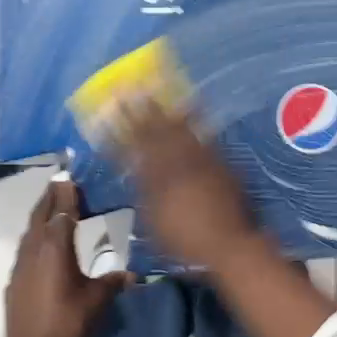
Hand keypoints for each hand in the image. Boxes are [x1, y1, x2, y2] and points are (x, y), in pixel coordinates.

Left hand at [5, 177, 130, 336]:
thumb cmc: (68, 323)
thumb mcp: (97, 300)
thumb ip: (113, 281)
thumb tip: (132, 274)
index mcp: (56, 247)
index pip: (62, 211)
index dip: (67, 192)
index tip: (70, 175)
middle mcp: (34, 249)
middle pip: (40, 215)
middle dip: (51, 197)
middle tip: (62, 183)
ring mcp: (20, 265)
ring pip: (30, 231)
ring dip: (41, 216)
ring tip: (54, 208)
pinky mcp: (14, 281)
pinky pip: (25, 249)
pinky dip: (35, 238)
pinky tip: (45, 245)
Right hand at [111, 99, 263, 271]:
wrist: (228, 244)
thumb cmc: (185, 241)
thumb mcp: (153, 221)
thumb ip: (143, 194)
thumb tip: (136, 173)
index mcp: (156, 179)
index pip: (133, 149)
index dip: (119, 131)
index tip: (107, 115)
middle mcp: (177, 163)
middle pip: (156, 132)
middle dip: (140, 111)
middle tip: (129, 92)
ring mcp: (201, 159)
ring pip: (180, 128)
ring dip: (166, 109)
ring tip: (157, 92)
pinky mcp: (220, 161)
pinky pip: (204, 133)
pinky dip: (196, 117)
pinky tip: (193, 104)